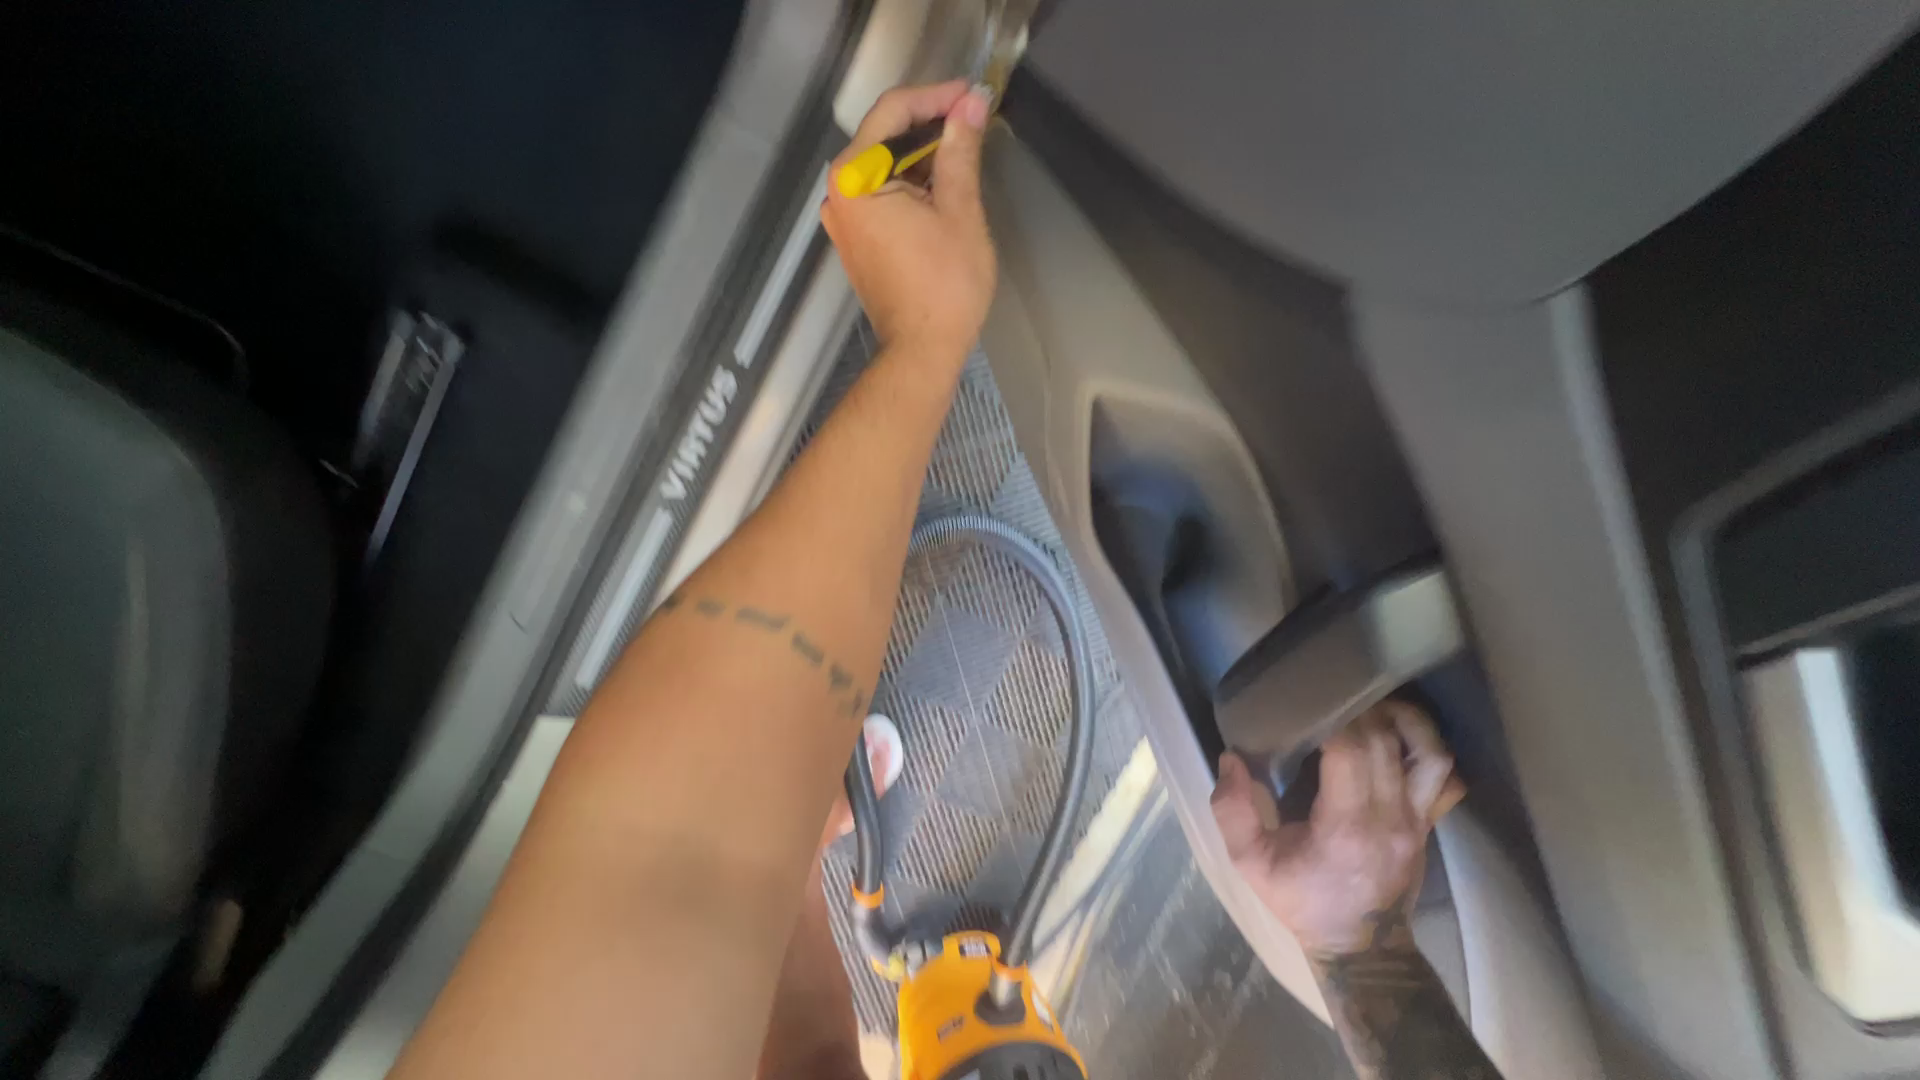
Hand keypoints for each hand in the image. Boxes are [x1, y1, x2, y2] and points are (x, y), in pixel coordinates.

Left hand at [822, 80, 996, 366]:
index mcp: (855, 179)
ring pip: (885, 169)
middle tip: (974, 123)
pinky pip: (882, 198)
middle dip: (930, 128)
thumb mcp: (959, 210)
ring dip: (923, 158)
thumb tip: (970, 104)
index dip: (936, 97)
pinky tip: (943, 188)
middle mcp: (838, 195)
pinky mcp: (855, 243)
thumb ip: (959, 151)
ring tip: (966, 155)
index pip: (892, 112)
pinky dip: (911, 187)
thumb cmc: (944, 285)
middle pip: (885, 139)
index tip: (972, 96)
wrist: (922, 351)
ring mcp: (844, 221)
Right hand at [1211, 702, 1466, 957]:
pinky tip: (1398, 736)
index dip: (1332, 718)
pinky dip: (1427, 748)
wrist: (1360, 948)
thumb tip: (1232, 758)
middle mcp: (1390, 818)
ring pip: (1430, 753)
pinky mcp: (1428, 824)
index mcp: (1345, 826)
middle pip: (1386, 741)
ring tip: (1372, 704)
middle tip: (1330, 695)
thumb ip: (1232, 810)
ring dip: (1404, 720)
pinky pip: (1445, 776)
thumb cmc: (1301, 901)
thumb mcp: (1250, 863)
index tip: (1307, 703)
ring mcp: (1417, 821)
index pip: (1350, 751)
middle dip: (1359, 709)